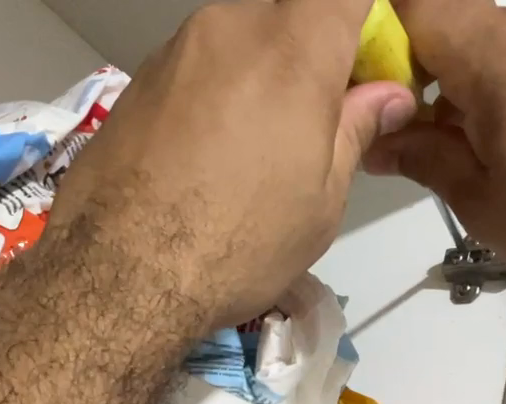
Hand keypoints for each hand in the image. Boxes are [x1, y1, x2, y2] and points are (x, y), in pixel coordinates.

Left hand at [49, 0, 418, 328]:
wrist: (120, 275)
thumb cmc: (238, 247)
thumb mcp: (320, 205)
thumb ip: (354, 132)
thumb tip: (385, 93)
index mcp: (294, 48)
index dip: (363, 18)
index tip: (364, 64)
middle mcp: (232, 25)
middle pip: (287, 14)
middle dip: (307, 55)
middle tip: (309, 122)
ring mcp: (176, 48)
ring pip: (236, 41)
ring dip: (256, 78)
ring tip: (248, 154)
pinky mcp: (136, 80)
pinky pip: (193, 69)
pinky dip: (212, 96)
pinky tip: (201, 160)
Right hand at [364, 0, 505, 286]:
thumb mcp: (479, 201)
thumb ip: (422, 157)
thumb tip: (376, 141)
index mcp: (497, 53)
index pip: (416, 2)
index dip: (381, 36)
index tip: (370, 88)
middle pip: (453, 22)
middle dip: (422, 73)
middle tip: (414, 139)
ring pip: (492, 38)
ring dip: (466, 83)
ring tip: (474, 150)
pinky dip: (505, 81)